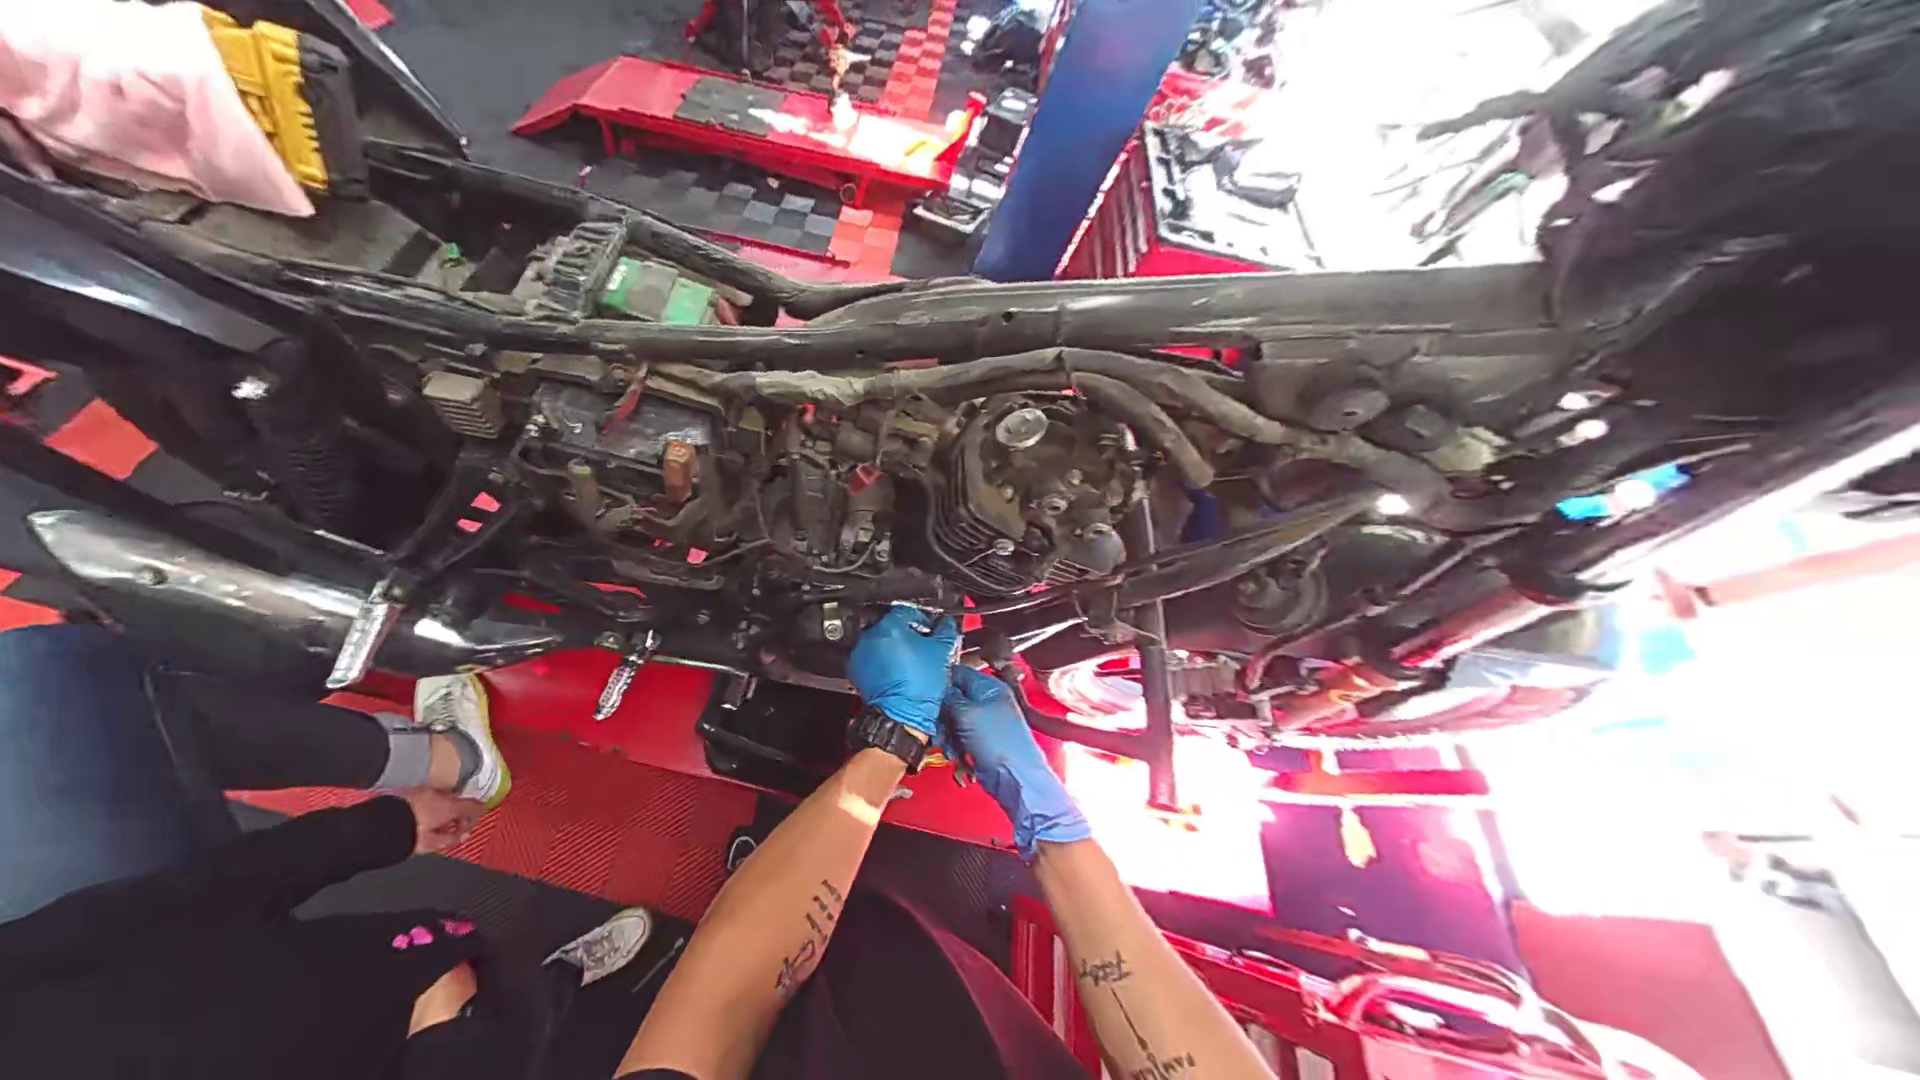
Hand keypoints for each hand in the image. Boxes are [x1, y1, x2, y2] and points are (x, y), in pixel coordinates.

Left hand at [404, 790, 485, 855]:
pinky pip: (426, 798)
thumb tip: (462, 837)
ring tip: (435, 826)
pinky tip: (421, 818)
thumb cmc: (403, 836)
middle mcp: (439, 795)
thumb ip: (452, 839)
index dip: (475, 817)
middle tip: (453, 828)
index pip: (474, 806)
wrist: (374, 830)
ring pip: (442, 799)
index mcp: (450, 806)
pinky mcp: (408, 793)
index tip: (470, 826)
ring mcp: (423, 792)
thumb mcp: (432, 844)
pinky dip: (428, 807)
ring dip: (443, 810)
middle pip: (458, 802)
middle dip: (457, 815)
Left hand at [845, 606, 959, 736]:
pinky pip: (872, 656)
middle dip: (908, 632)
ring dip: (895, 645)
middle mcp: (871, 637)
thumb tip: (946, 624)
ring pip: (881, 640)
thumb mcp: (942, 652)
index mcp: (890, 627)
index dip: (923, 619)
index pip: (907, 610)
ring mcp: (861, 653)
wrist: (901, 717)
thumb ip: (946, 631)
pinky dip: (883, 659)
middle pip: (892, 624)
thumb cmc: (919, 687)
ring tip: (910, 658)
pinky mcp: (857, 670)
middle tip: (922, 643)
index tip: (930, 628)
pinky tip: (898, 669)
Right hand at [943, 666, 1090, 859]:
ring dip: (948, 738)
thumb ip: (948, 698)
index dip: (941, 684)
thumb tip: (936, 688)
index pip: (958, 673)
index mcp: (989, 687)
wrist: (1015, 779)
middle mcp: (987, 701)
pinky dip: (957, 750)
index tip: (927, 697)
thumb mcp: (966, 714)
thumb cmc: (999, 743)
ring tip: (954, 752)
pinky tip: (961, 761)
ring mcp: (985, 721)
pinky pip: (959, 739)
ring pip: (952, 722)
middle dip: (943, 719)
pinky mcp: (981, 741)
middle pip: (952, 701)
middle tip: (941, 732)